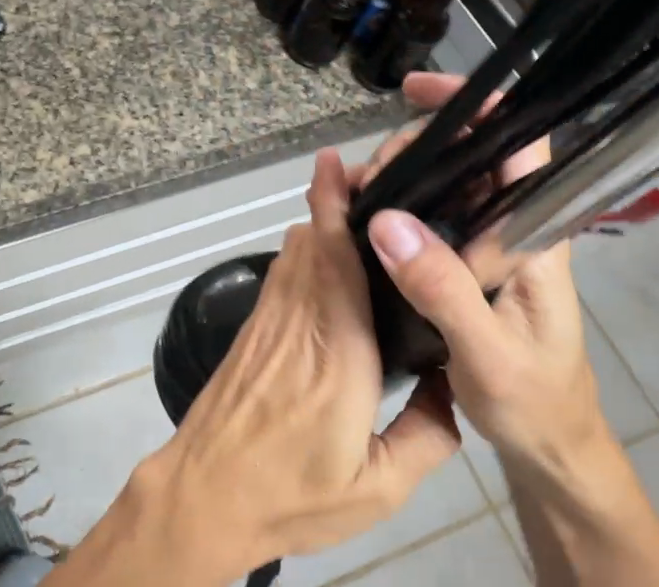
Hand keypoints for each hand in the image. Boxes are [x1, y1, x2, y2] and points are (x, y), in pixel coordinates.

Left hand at [129, 149, 461, 580]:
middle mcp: (300, 320)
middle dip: (337, 202)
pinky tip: (329, 261)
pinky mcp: (253, 331)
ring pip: (293, 252)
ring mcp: (269, 322)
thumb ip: (428, 437)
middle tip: (381, 182)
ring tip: (362, 212)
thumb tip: (453, 388)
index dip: (334, 204)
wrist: (205, 495)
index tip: (339, 162)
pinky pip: (282, 274)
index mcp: (339, 351)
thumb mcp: (378, 488)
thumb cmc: (291, 493)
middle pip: (311, 240)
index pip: (334, 258)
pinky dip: (305, 251)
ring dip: (320, 223)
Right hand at [358, 73, 607, 475]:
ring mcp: (487, 246)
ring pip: (442, 183)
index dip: (475, 105)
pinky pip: (425, 217)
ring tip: (350, 198)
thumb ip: (441, 288)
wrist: (548, 448)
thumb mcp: (487, 355)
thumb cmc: (535, 403)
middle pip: (468, 155)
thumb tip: (385, 219)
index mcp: (534, 236)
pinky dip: (389, 206)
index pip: (520, 145)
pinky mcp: (464, 266)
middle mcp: (512, 228)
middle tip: (366, 180)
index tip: (415, 92)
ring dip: (396, 175)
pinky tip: (355, 217)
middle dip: (413, 147)